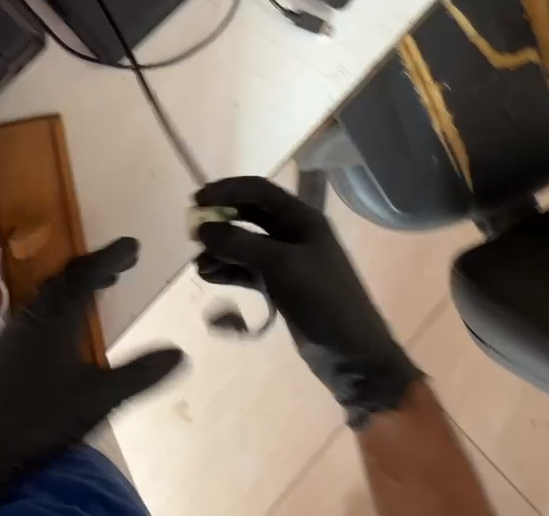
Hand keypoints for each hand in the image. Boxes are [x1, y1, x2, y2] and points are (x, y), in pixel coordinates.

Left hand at [0, 238, 185, 508]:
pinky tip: (66, 329)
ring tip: (100, 288)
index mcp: (54, 317)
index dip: (111, 257)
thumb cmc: (37, 417)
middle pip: (64, 279)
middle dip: (95, 268)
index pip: (85, 274)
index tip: (134, 245)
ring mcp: (13, 332)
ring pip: (49, 295)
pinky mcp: (3, 351)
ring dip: (76, 286)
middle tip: (122, 264)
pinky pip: (38, 311)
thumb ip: (139, 375)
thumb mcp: (97, 399)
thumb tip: (180, 353)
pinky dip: (60, 306)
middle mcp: (31, 315)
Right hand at [193, 177, 419, 424]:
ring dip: (221, 250)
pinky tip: (210, 277)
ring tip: (200, 265)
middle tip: (193, 233)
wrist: (355, 357)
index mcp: (303, 219)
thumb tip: (201, 229)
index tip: (197, 200)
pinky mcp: (282, 286)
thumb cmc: (324, 301)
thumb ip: (239, 242)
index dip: (226, 190)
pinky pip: (247, 269)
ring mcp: (288, 261)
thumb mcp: (280, 265)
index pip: (258, 190)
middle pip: (248, 216)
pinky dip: (228, 270)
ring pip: (245, 244)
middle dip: (220, 222)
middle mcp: (294, 233)